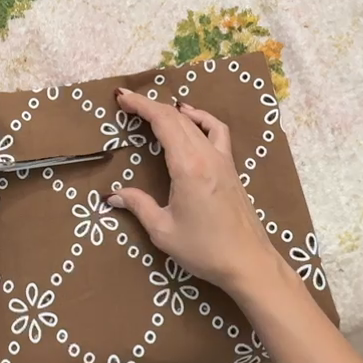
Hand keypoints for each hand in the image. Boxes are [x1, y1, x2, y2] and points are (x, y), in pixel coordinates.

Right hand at [108, 88, 283, 295]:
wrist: (249, 263)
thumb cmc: (205, 249)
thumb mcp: (163, 231)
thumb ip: (138, 206)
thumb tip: (113, 195)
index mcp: (187, 166)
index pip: (162, 121)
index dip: (141, 105)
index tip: (122, 99)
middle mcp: (206, 155)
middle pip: (176, 117)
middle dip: (149, 105)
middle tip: (127, 103)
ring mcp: (221, 159)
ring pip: (194, 122)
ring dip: (171, 111)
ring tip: (151, 110)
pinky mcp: (230, 167)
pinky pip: (216, 131)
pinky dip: (201, 118)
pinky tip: (190, 119)